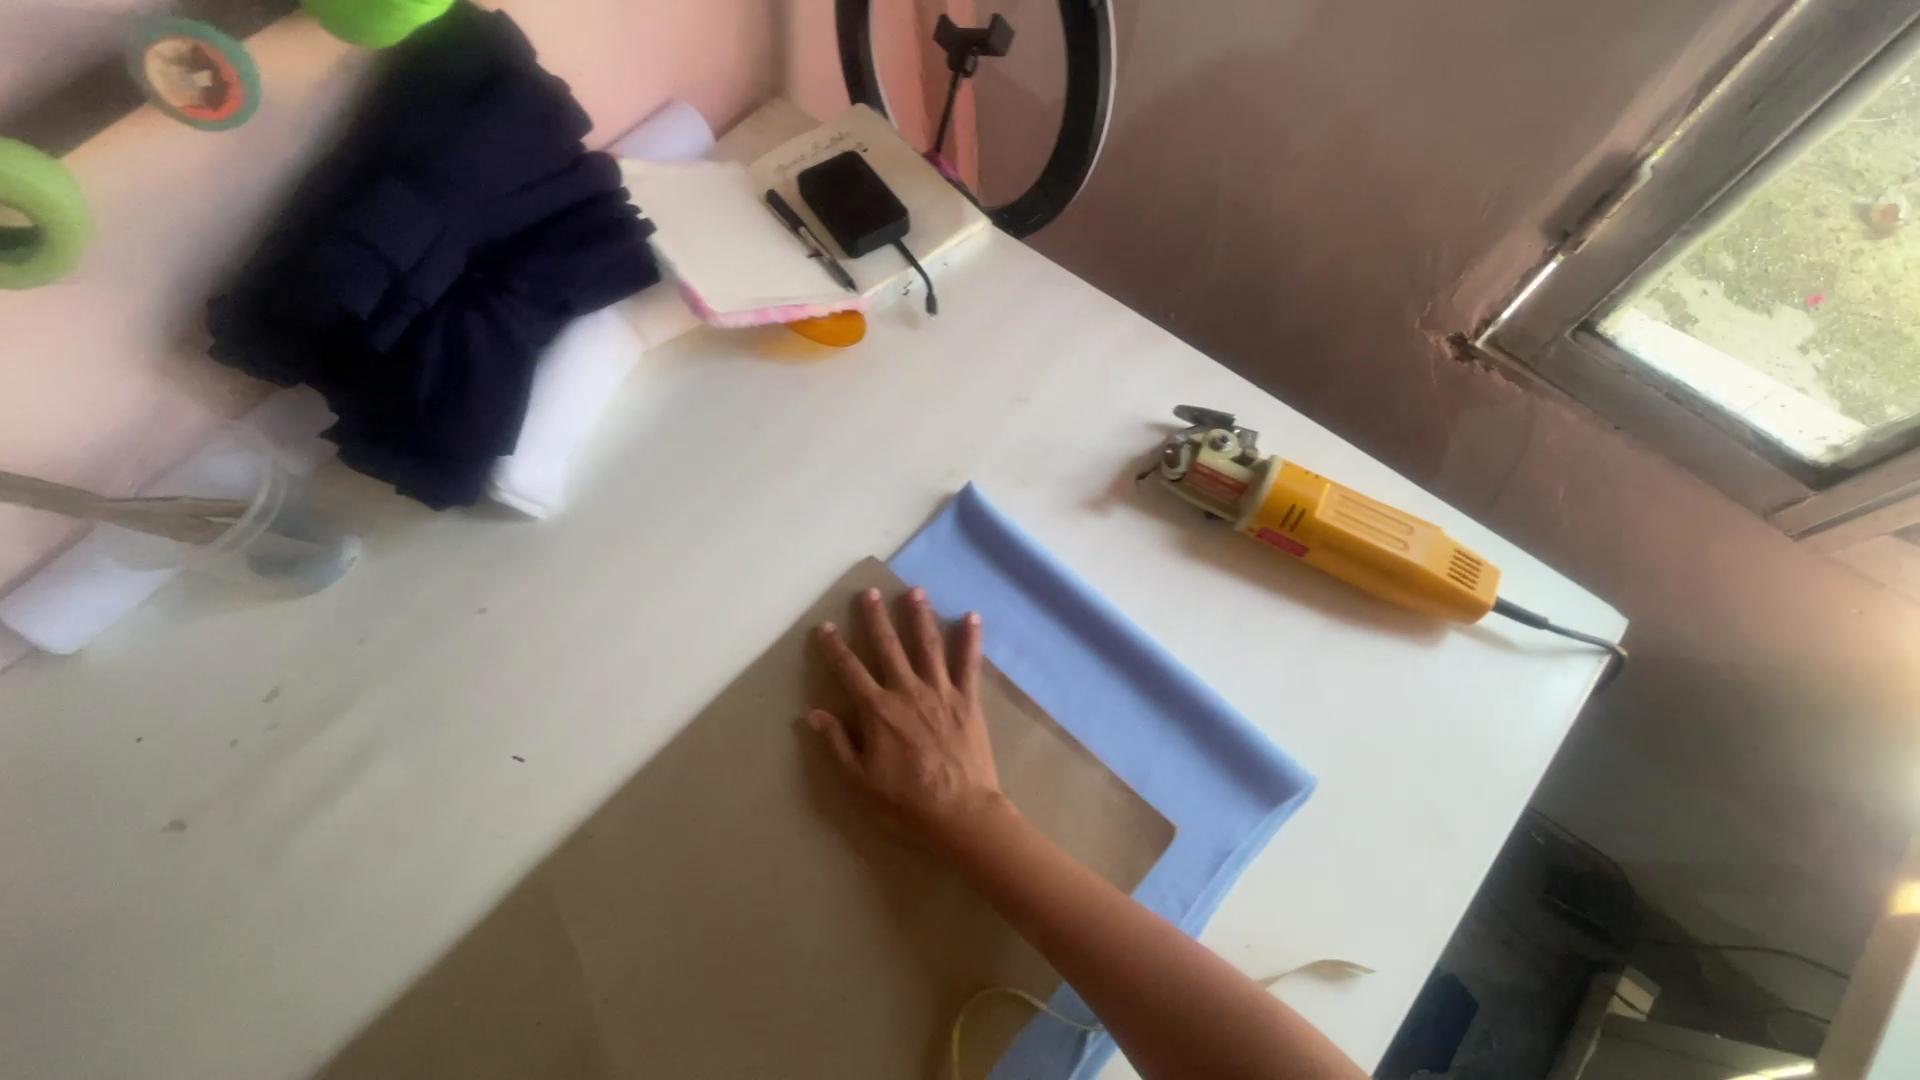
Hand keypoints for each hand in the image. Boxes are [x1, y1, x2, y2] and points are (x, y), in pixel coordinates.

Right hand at [807, 586, 1008, 852]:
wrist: (960, 813)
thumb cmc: (906, 803)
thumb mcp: (860, 781)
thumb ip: (837, 743)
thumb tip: (812, 714)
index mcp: (878, 711)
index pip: (849, 671)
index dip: (834, 648)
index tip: (824, 627)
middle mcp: (907, 692)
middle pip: (887, 647)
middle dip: (875, 618)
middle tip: (868, 592)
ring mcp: (940, 692)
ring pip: (927, 645)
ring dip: (919, 616)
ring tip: (914, 591)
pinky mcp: (968, 700)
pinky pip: (969, 664)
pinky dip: (970, 639)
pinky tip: (971, 616)